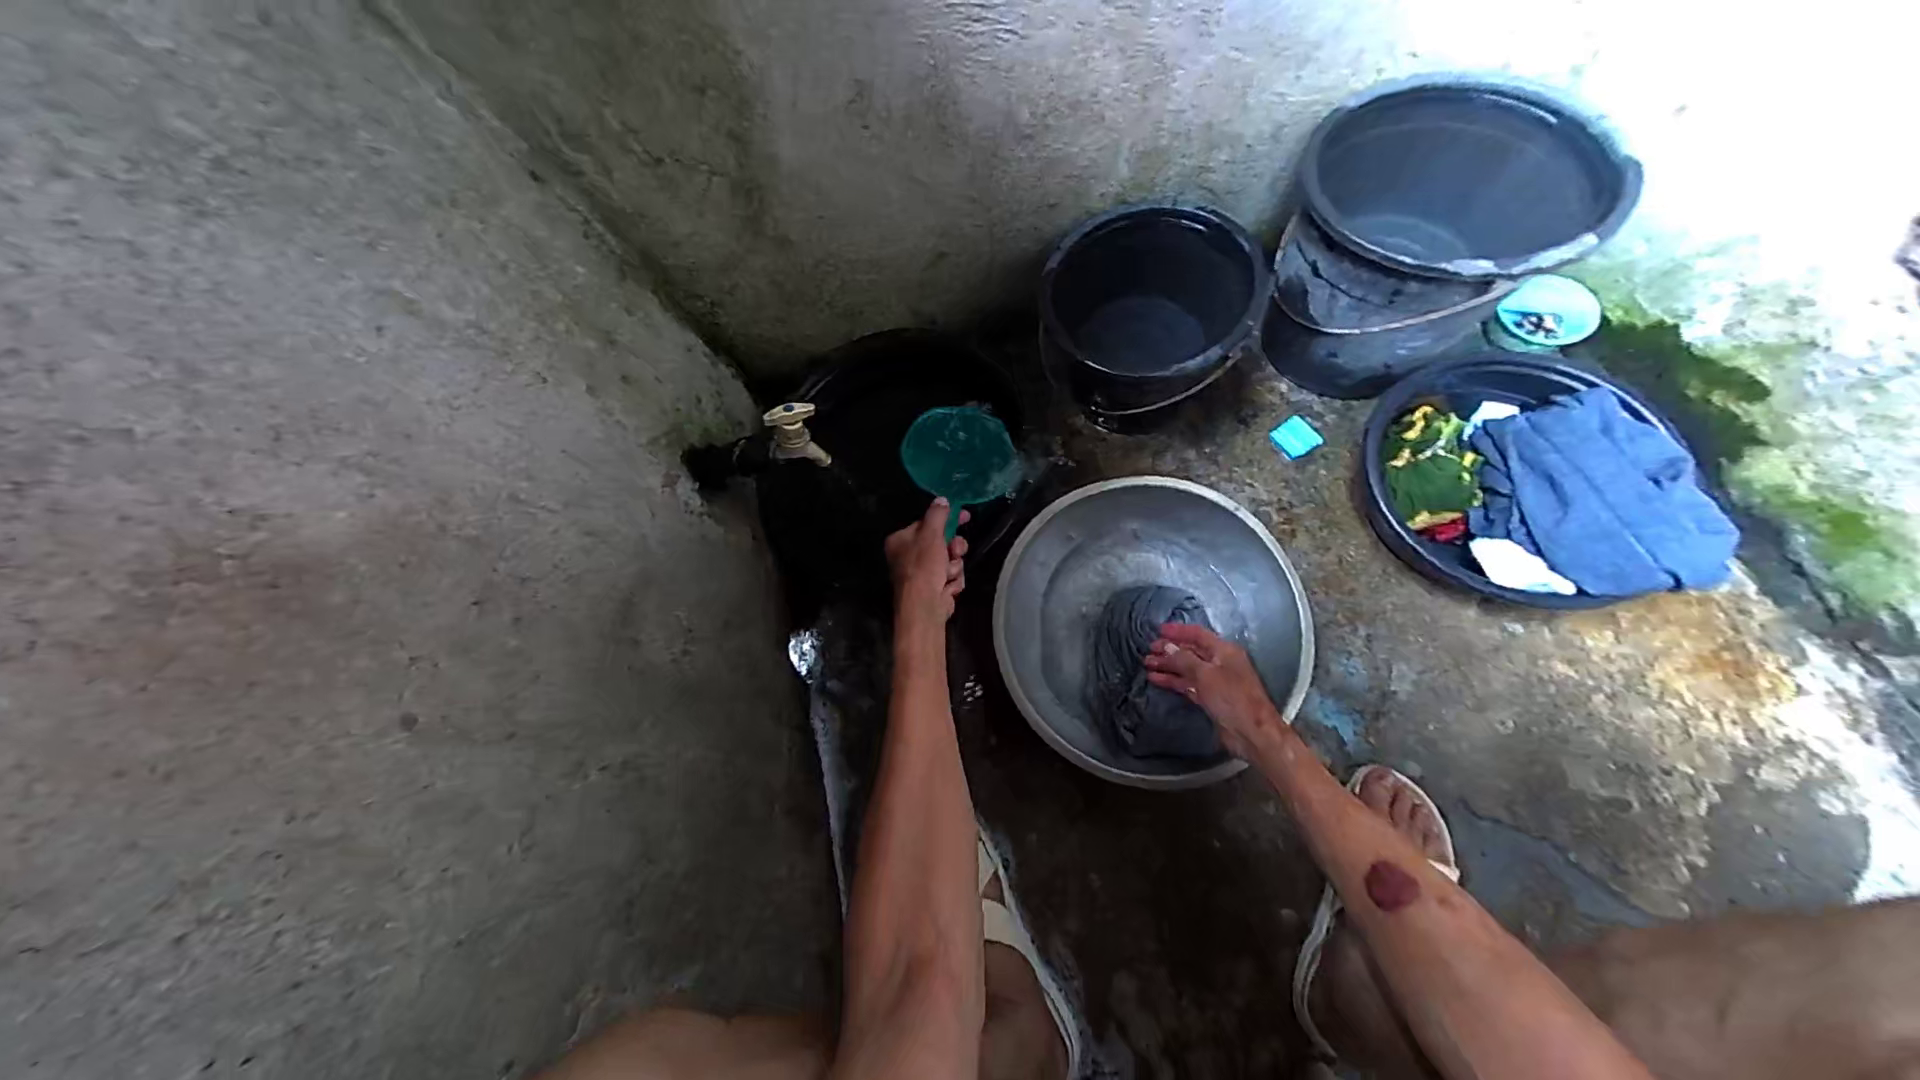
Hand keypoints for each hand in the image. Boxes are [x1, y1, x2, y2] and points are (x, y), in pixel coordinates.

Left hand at [884, 498, 969, 624]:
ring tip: (949, 573)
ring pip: (949, 560)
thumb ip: (937, 514)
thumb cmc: (923, 566)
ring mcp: (921, 574)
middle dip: (953, 548)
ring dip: (954, 566)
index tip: (965, 516)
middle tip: (956, 550)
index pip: (927, 523)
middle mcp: (908, 556)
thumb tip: (942, 500)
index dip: (947, 519)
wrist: (924, 606)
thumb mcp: (931, 534)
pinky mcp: (933, 588)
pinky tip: (948, 587)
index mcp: (901, 540)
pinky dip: (953, 581)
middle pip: (941, 542)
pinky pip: (950, 577)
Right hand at [1142, 623, 1282, 756]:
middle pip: (1191, 651)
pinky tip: (1156, 679)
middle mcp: (1220, 663)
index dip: (1178, 631)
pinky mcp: (1210, 698)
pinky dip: (1173, 681)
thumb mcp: (1206, 674)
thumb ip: (1184, 659)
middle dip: (1169, 650)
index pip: (1197, 634)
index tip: (1158, 630)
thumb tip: (1166, 646)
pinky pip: (1187, 684)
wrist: (1251, 732)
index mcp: (1224, 651)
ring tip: (1148, 664)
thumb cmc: (1232, 698)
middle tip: (1149, 650)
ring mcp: (1215, 681)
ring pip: (1187, 669)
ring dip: (1168, 666)